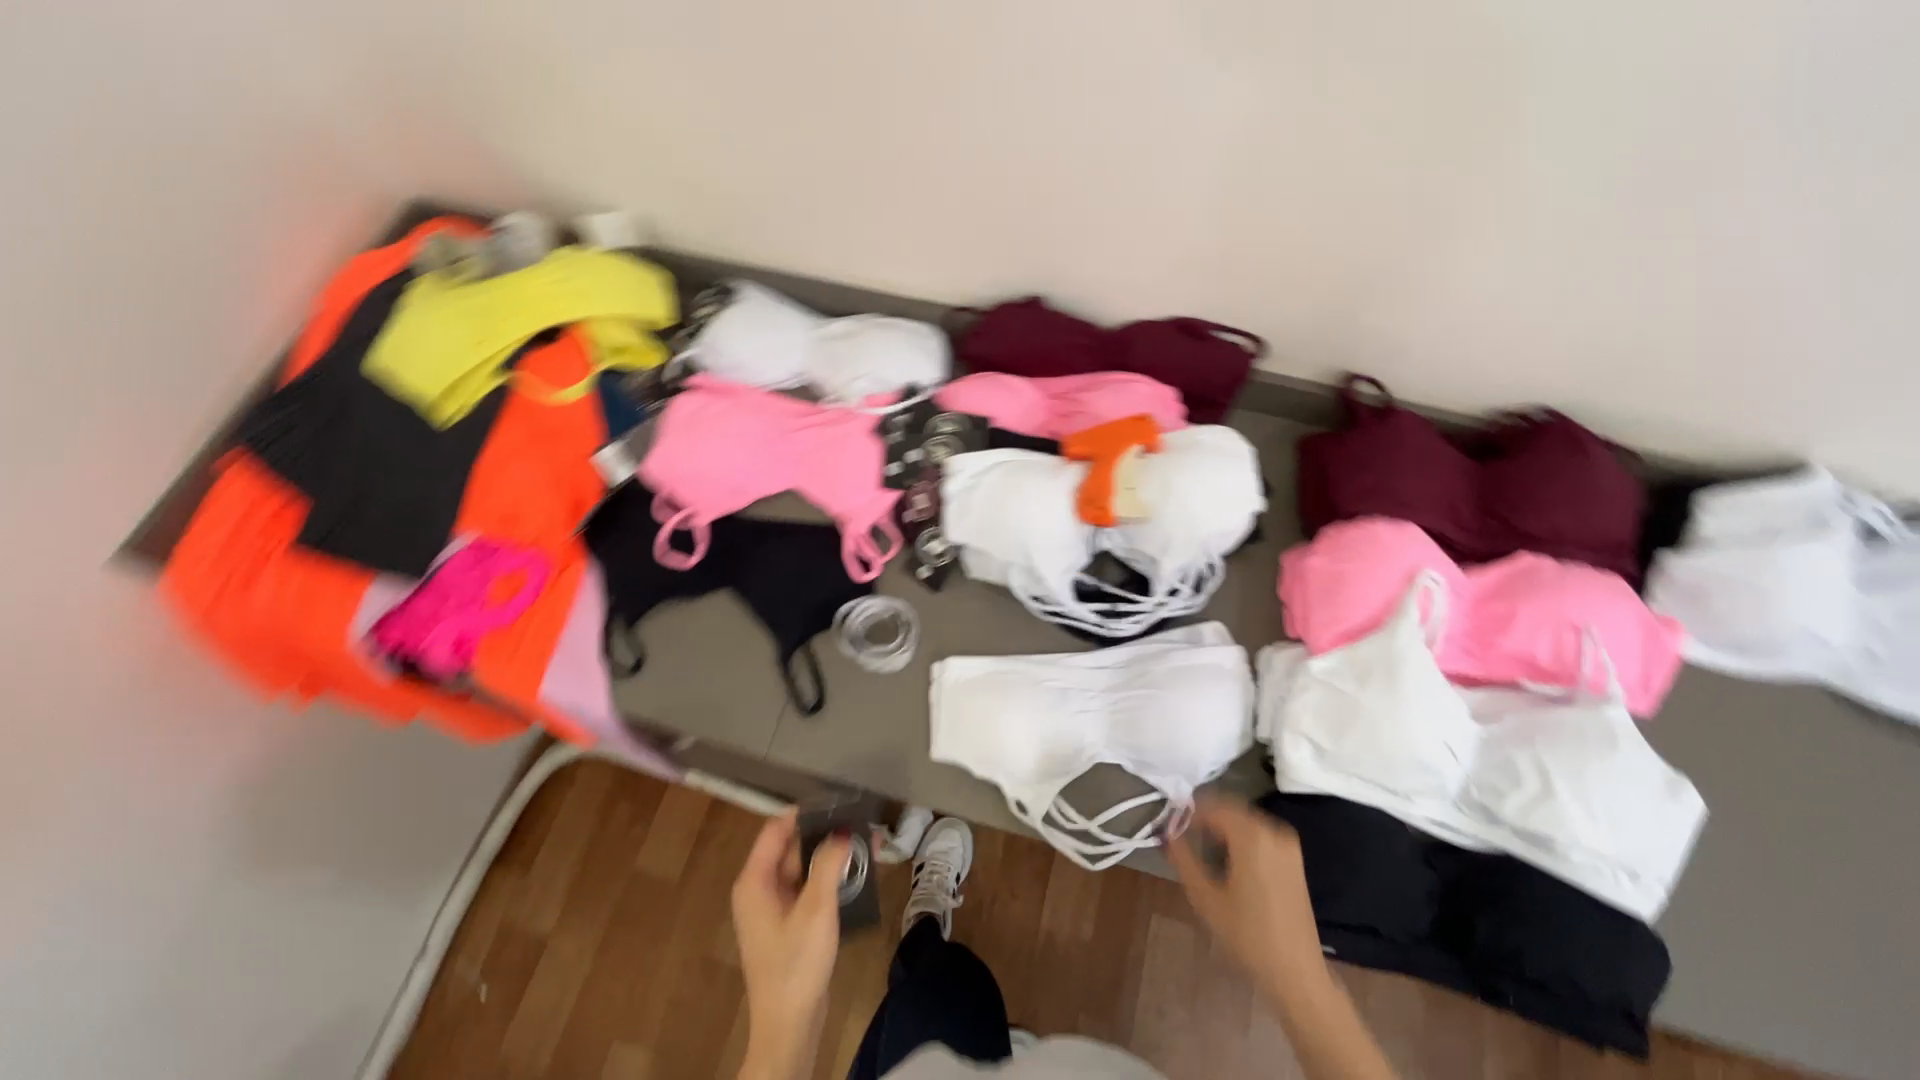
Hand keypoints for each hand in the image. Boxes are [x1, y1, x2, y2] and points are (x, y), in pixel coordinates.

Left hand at [731, 810, 848, 1079]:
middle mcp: (759, 888)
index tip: (839, 799)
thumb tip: (843, 830)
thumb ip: (829, 864)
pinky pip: (809, 889)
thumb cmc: (796, 963)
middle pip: (792, 847)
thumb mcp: (816, 909)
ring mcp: (774, 908)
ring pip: (804, 869)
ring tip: (868, 844)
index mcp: (755, 880)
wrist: (790, 1024)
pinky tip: (859, 875)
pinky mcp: (789, 925)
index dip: (806, 811)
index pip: (777, 829)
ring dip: (832, 857)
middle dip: (826, 834)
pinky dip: (830, 879)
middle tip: (863, 822)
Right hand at [1168, 795, 1325, 998]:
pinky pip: (1260, 834)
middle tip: (1181, 835)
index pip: (1213, 806)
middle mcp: (1273, 831)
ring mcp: (1288, 844)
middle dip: (1205, 818)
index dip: (1188, 812)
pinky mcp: (1294, 858)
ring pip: (1246, 821)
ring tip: (1200, 847)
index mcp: (1252, 836)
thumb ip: (1183, 858)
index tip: (1169, 825)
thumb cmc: (1246, 935)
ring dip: (1222, 827)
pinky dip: (1240, 837)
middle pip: (1231, 810)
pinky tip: (1226, 859)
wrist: (1294, 969)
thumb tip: (1166, 834)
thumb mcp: (1205, 897)